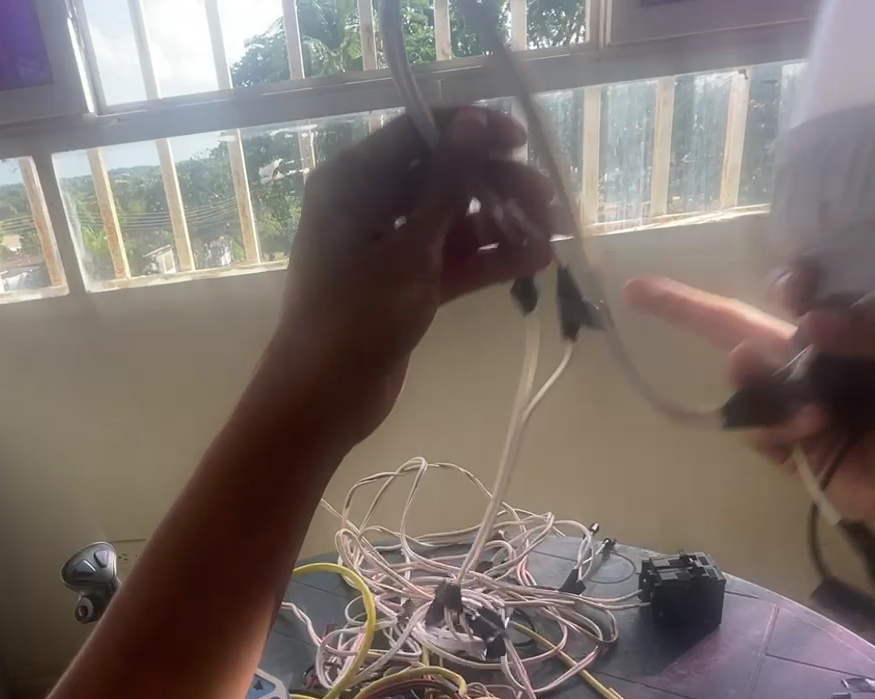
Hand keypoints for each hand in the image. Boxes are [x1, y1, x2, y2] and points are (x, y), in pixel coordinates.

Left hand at [248, 107, 553, 447]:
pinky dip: (485, 261)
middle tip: (546, 202)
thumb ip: (446, 187)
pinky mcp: (403, 286)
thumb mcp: (409, 250)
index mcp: (352, 180)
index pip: (417, 133)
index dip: (470, 130)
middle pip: (440, 177)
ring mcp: (386, 249)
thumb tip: (470, 124)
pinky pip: (449, 261)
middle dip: (494, 186)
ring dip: (498, 226)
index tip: (518, 141)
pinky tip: (532, 261)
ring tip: (549, 235)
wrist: (325, 397)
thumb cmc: (357, 317)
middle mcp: (366, 205)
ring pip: (450, 222)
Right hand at [622, 270, 874, 554]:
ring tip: (807, 408)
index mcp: (860, 327)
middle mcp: (821, 362)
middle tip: (641, 291)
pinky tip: (808, 431)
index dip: (788, 284)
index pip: (805, 295)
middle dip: (687, 309)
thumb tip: (810, 319)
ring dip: (757, 386)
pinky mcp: (796, 453)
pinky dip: (771, 429)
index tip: (794, 284)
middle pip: (743, 330)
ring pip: (750, 387)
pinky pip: (760, 434)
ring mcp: (802, 408)